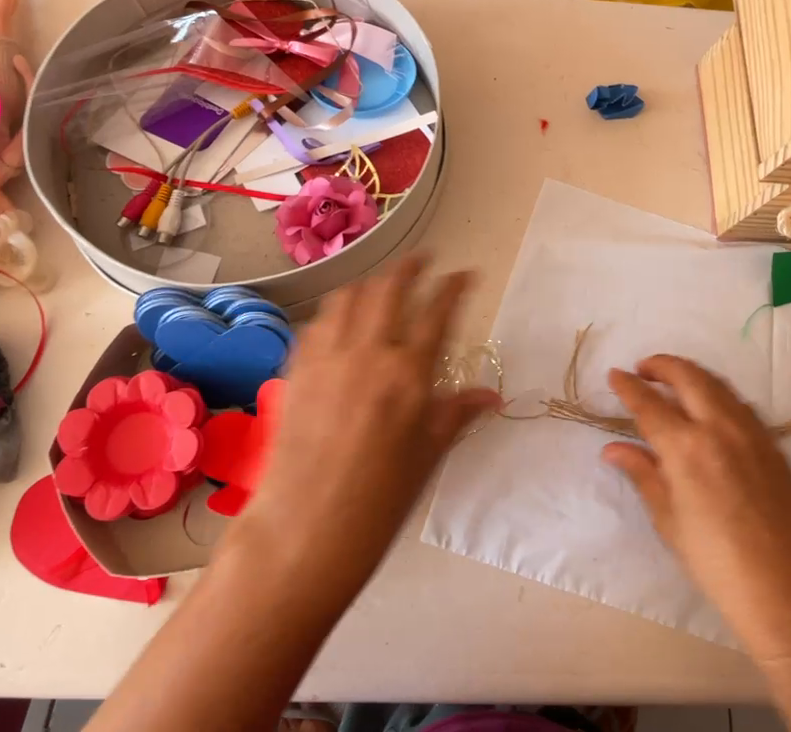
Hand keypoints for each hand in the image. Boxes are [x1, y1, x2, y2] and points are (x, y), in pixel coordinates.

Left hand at [238, 256, 498, 583]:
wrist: (305, 529)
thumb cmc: (379, 501)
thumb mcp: (428, 455)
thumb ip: (457, 413)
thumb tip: (493, 396)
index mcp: (409, 374)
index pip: (438, 311)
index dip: (454, 286)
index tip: (464, 274)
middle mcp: (368, 353)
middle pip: (390, 289)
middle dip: (410, 267)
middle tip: (423, 260)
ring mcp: (326, 358)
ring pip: (348, 298)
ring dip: (370, 283)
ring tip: (381, 283)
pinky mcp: (296, 371)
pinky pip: (316, 325)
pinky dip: (334, 313)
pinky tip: (340, 322)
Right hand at [603, 356, 790, 657]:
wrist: (786, 588)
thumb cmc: (716, 562)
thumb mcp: (669, 520)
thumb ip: (644, 474)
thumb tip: (614, 449)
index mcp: (687, 447)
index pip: (650, 404)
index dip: (629, 387)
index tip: (615, 375)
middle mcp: (721, 427)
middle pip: (689, 377)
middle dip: (662, 366)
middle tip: (643, 368)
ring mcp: (753, 433)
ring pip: (719, 385)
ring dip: (693, 375)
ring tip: (674, 383)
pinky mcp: (774, 445)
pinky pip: (741, 404)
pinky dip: (719, 394)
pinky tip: (712, 410)